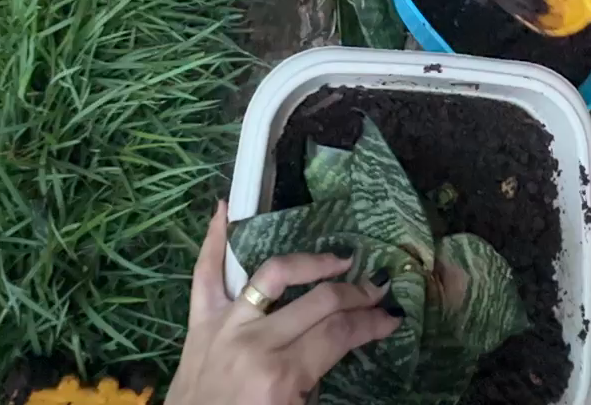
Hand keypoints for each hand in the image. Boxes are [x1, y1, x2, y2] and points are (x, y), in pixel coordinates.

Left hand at [165, 202, 400, 404]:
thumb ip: (318, 380)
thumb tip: (345, 342)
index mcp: (280, 377)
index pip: (339, 333)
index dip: (371, 322)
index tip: (392, 317)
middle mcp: (254, 343)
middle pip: (318, 301)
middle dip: (356, 292)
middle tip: (377, 288)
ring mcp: (224, 327)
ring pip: (274, 274)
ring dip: (311, 261)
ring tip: (338, 259)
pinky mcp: (199, 325)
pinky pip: (205, 275)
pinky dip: (213, 241)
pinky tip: (224, 209)